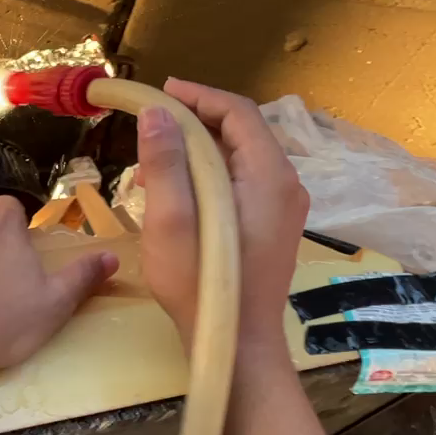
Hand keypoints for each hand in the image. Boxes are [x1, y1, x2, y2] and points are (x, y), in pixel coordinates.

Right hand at [135, 78, 307, 353]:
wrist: (235, 344)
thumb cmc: (200, 285)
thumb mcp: (172, 222)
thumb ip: (166, 165)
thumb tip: (157, 114)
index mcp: (268, 177)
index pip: (239, 114)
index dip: (199, 96)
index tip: (162, 90)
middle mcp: (285, 186)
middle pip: (242, 134)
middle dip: (194, 125)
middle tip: (150, 130)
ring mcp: (283, 210)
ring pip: (239, 161)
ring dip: (197, 154)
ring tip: (153, 168)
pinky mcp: (272, 229)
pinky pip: (241, 185)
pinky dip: (207, 177)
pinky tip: (176, 196)